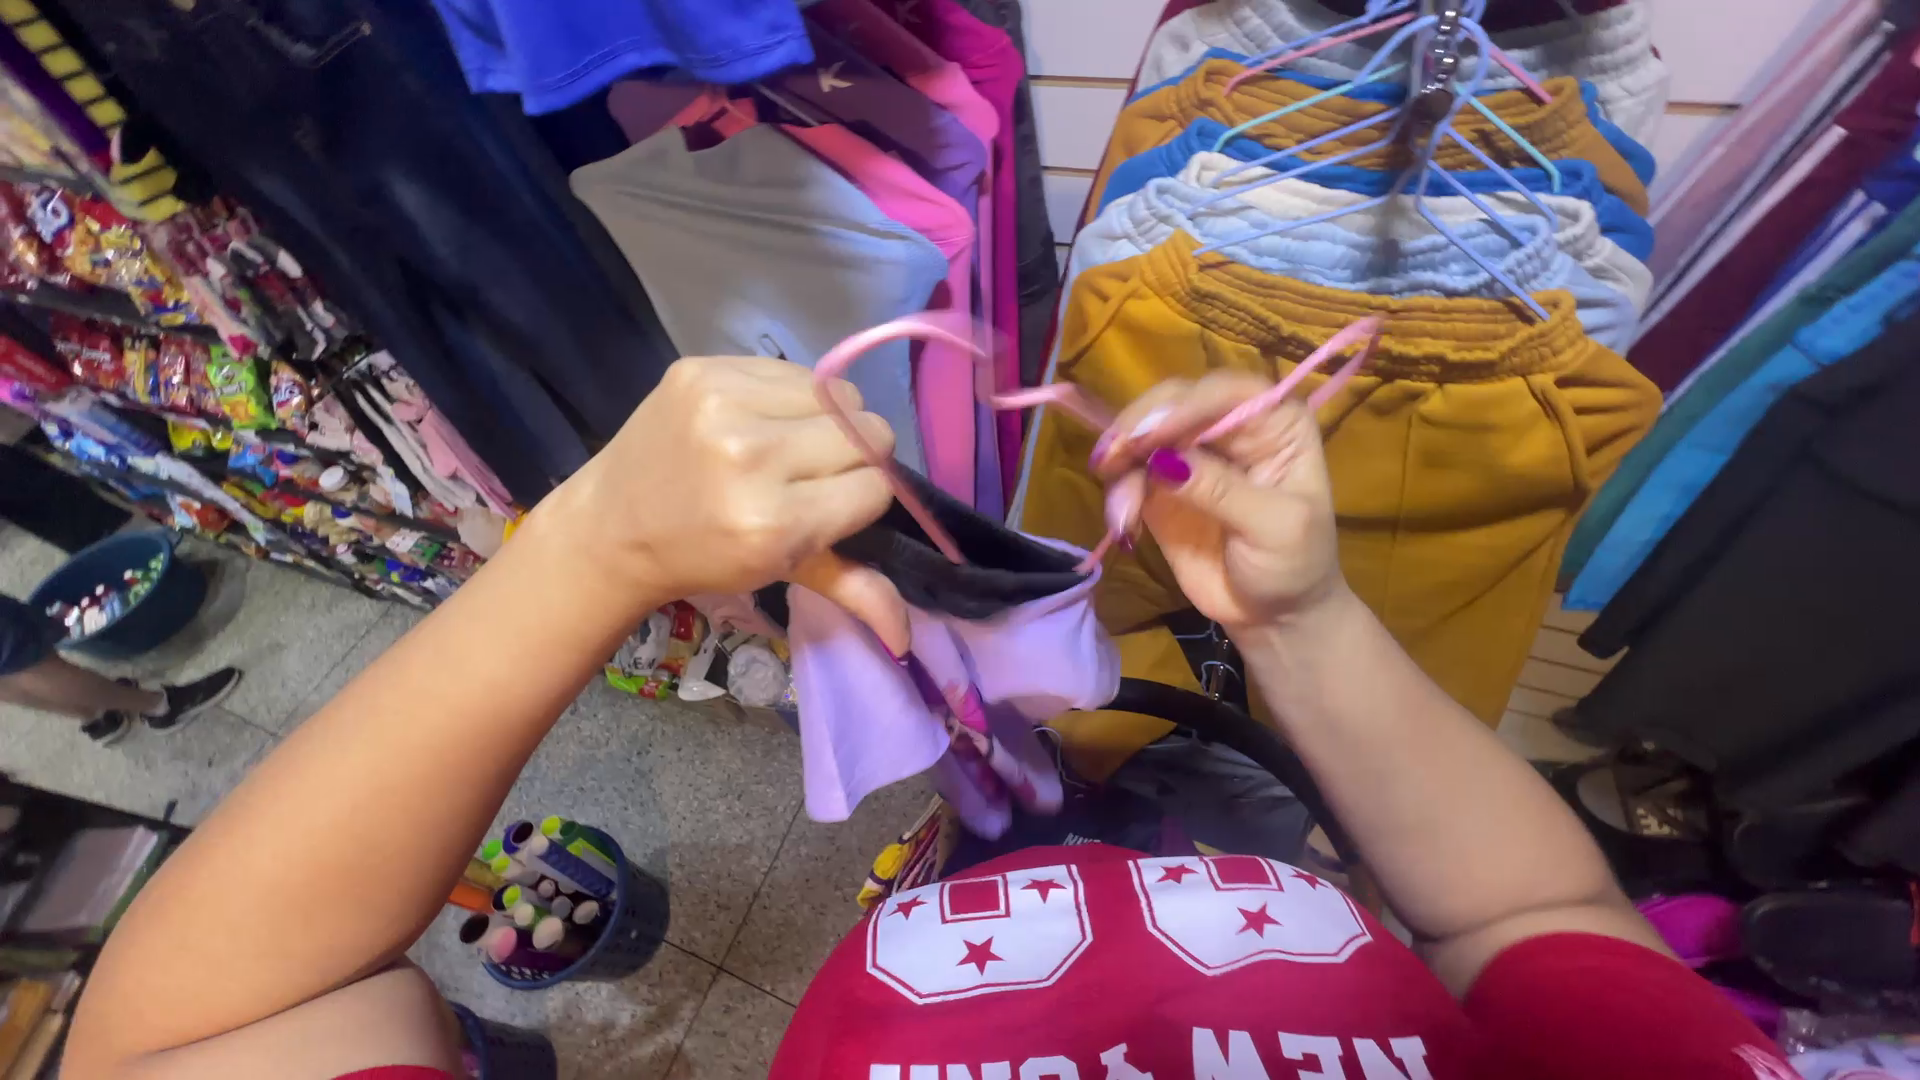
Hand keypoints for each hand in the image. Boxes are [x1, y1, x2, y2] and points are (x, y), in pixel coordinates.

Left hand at [538, 356, 895, 603]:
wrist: (610, 524)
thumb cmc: (704, 557)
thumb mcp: (781, 577)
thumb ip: (855, 592)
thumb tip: (908, 639)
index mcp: (774, 523)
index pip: (876, 486)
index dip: (866, 496)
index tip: (838, 505)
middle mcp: (751, 457)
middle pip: (869, 432)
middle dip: (856, 456)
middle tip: (817, 473)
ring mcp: (724, 404)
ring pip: (840, 394)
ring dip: (830, 420)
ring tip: (792, 443)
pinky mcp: (703, 367)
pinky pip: (794, 370)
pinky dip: (793, 396)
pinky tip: (762, 419)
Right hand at [1093, 371, 1346, 631]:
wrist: (1273, 614)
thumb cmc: (1295, 565)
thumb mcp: (1274, 527)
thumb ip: (1221, 490)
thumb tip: (1163, 462)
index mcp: (1274, 422)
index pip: (1225, 392)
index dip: (1184, 405)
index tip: (1149, 436)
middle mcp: (1229, 427)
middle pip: (1174, 402)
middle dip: (1138, 426)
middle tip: (1110, 458)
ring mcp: (1190, 456)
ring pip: (1142, 435)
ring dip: (1121, 465)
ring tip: (1122, 513)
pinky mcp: (1159, 488)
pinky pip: (1128, 475)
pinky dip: (1118, 494)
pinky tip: (1123, 524)